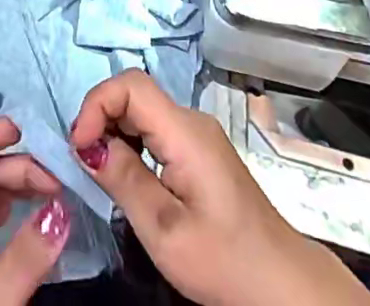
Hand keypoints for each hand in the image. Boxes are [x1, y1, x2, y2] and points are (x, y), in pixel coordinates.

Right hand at [69, 71, 369, 305]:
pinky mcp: (198, 152)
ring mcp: (197, 136)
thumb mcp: (165, 231)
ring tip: (102, 172)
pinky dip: (128, 143)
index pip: (129, 85)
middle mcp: (192, 123)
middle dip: (99, 120)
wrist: (289, 292)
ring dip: (111, 132)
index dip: (96, 104)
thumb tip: (85, 145)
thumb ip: (123, 179)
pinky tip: (128, 177)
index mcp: (186, 133)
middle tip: (86, 162)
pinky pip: (151, 129)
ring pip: (139, 111)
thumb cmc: (228, 263)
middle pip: (132, 95)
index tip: (80, 146)